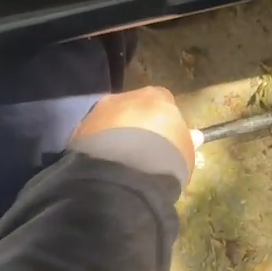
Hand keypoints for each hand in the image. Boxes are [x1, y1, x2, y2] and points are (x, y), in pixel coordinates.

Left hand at [71, 86, 195, 182]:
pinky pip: (92, 136)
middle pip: (133, 107)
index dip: (164, 120)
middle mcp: (125, 96)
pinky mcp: (78, 131)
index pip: (163, 101)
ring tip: (120, 161)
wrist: (123, 173)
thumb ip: (186, 141)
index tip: (165, 139)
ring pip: (110, 121)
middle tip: (141, 150)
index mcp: (156, 96)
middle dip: (136, 125)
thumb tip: (193, 136)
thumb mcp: (185, 153)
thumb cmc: (165, 158)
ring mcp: (98, 112)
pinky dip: (98, 147)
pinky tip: (105, 165)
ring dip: (115, 135)